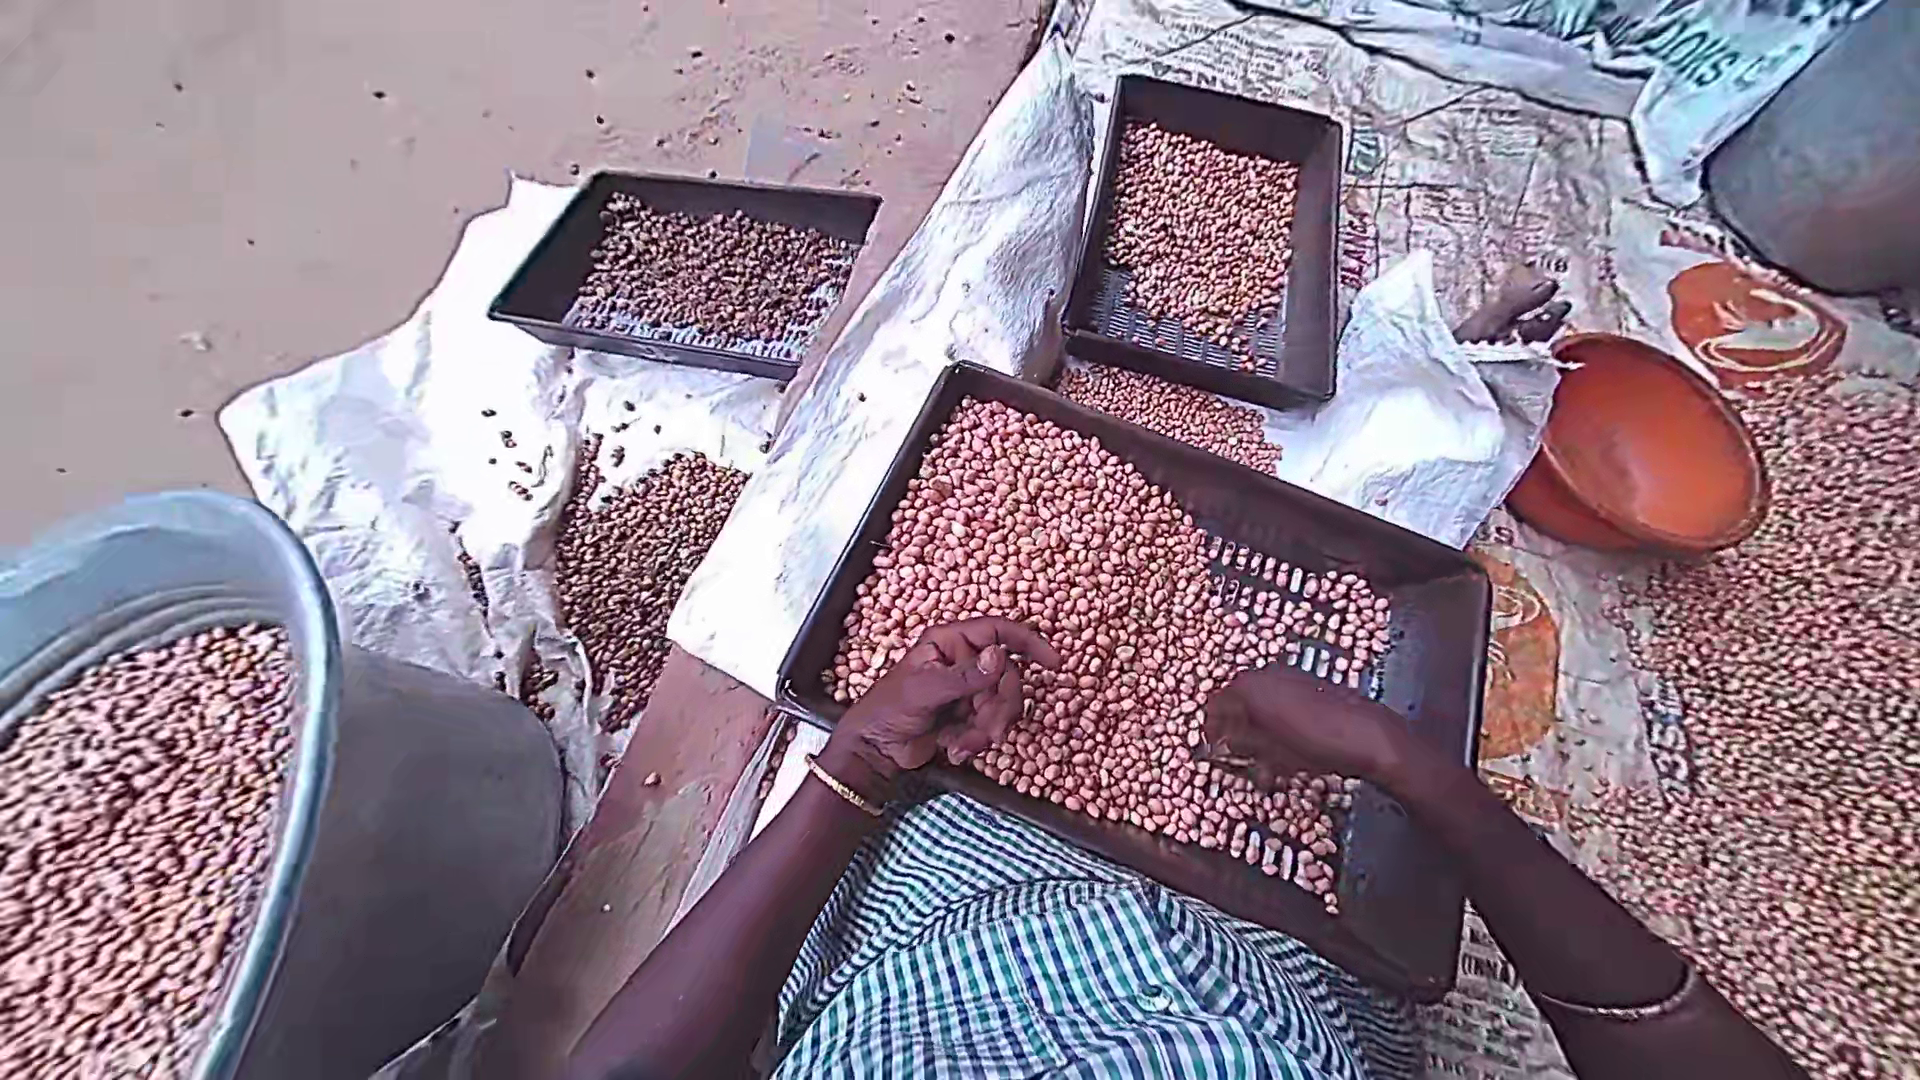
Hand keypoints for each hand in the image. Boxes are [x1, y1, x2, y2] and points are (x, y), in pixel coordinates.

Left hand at [821, 617, 1060, 802]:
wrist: (876, 751)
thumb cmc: (888, 709)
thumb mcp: (924, 690)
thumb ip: (964, 676)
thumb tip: (999, 657)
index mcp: (950, 642)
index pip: (998, 631)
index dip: (1028, 642)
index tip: (1053, 663)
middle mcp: (964, 660)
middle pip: (1008, 675)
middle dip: (999, 707)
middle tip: (986, 731)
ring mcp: (969, 688)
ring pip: (1003, 703)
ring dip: (988, 728)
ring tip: (962, 745)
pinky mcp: (970, 714)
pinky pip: (993, 723)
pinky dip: (978, 740)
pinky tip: (955, 749)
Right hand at [1201, 667, 1428, 790]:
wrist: (1370, 737)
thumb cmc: (1314, 745)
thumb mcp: (1270, 753)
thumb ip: (1241, 745)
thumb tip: (1227, 745)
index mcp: (1246, 687)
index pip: (1215, 706)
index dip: (1212, 729)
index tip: (1213, 747)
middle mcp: (1263, 674)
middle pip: (1236, 699)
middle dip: (1234, 725)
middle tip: (1235, 750)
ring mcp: (1287, 675)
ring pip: (1258, 699)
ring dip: (1255, 722)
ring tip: (1261, 750)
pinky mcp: (1308, 682)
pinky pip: (1279, 697)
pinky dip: (1274, 716)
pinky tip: (1284, 739)